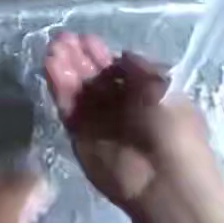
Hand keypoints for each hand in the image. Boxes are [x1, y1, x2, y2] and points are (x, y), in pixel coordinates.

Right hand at [44, 33, 221, 216]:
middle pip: (92, 76)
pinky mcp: (80, 137)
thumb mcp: (164, 87)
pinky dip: (58, 86)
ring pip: (77, 89)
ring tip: (53, 48)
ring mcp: (98, 121)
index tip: (85, 38)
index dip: (100, 53)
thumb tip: (121, 56)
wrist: (165, 184)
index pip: (116, 69)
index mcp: (144, 94)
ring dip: (65, 67)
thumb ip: (140, 68)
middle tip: (62, 39)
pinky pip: (67, 107)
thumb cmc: (173, 130)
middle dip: (78, 57)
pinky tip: (50, 65)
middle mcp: (119, 106)